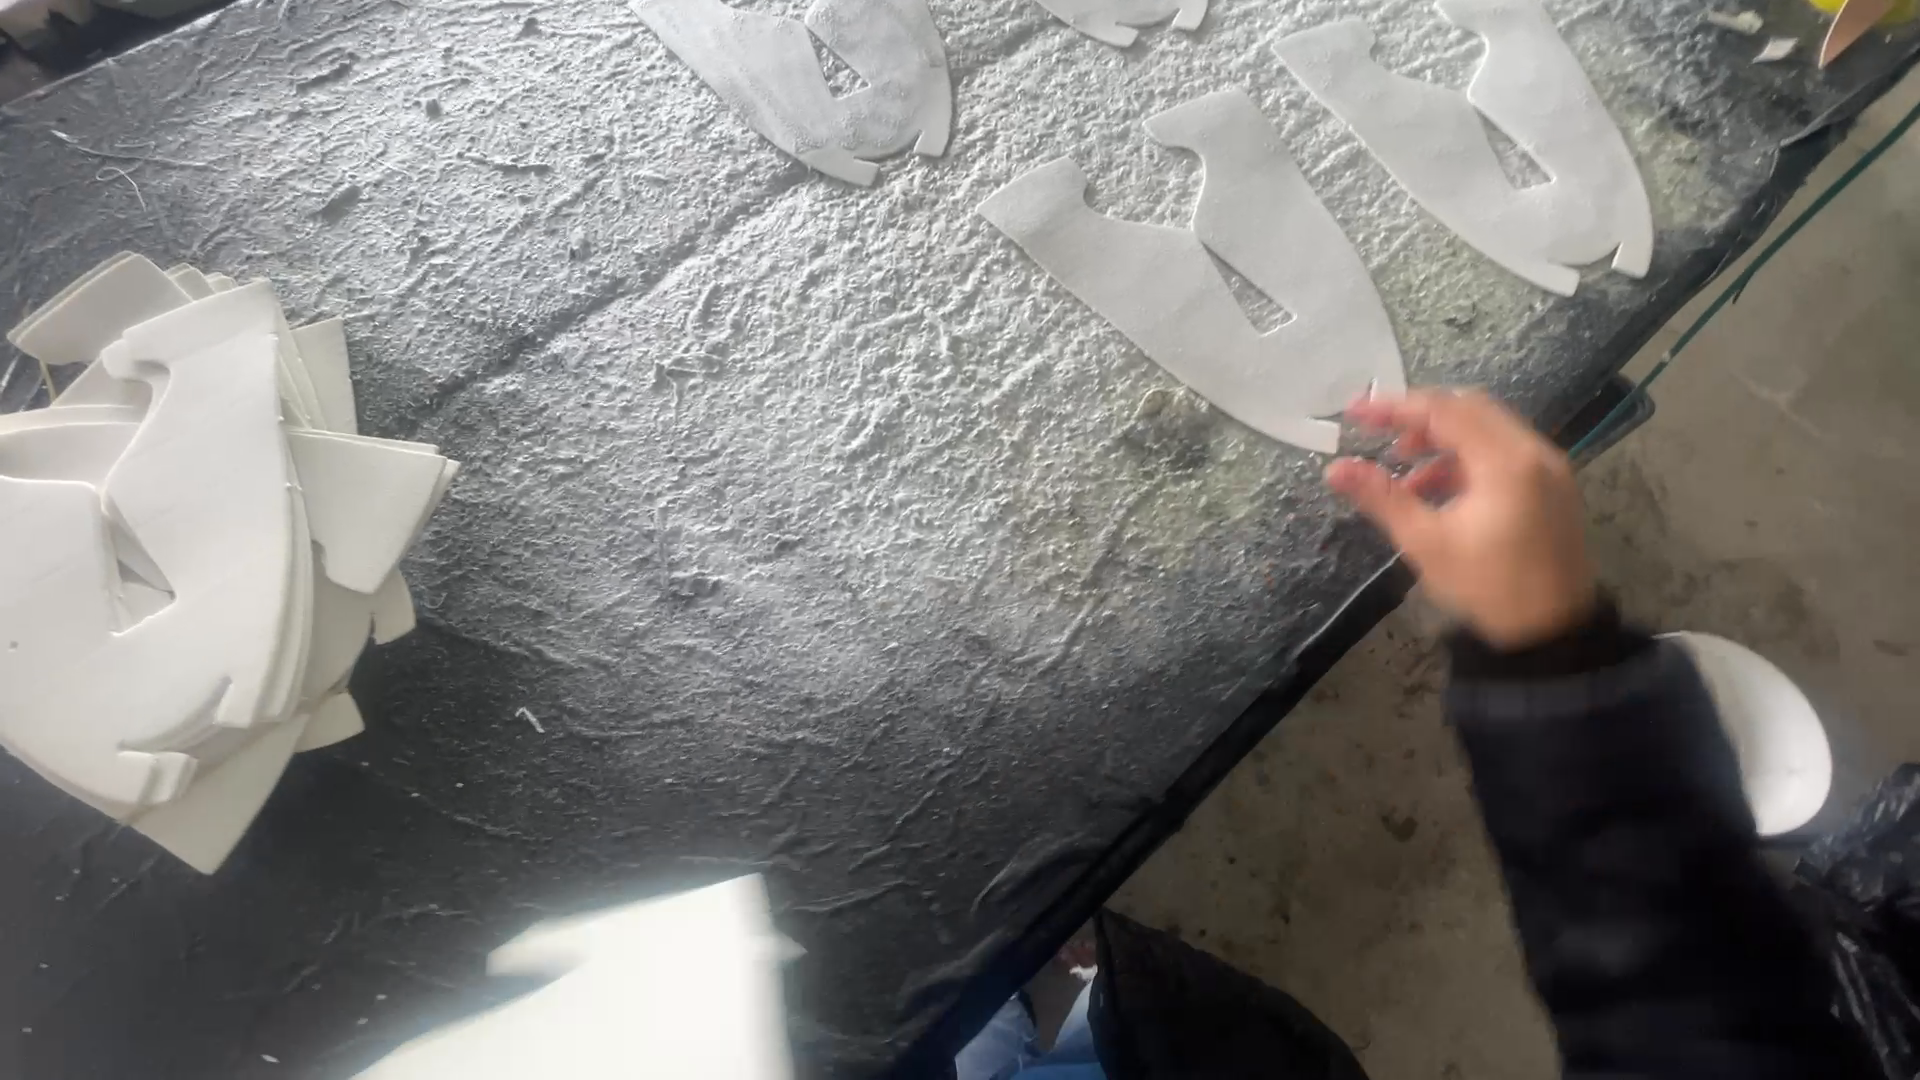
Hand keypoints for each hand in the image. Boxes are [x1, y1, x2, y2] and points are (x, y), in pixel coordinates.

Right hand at [1325, 389, 1596, 648]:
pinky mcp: (1549, 487)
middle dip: (1419, 417)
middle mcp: (1534, 453)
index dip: (1394, 407)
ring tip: (1403, 470)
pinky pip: (1500, 451)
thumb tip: (1335, 468)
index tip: (1353, 413)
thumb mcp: (1425, 542)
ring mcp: (1547, 469)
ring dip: (1440, 439)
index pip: (1444, 412)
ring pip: (1486, 429)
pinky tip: (1435, 489)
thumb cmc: (1486, 586)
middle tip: (1377, 434)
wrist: (1551, 632)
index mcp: (1506, 463)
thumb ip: (1381, 497)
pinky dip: (1462, 457)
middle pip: (1470, 409)